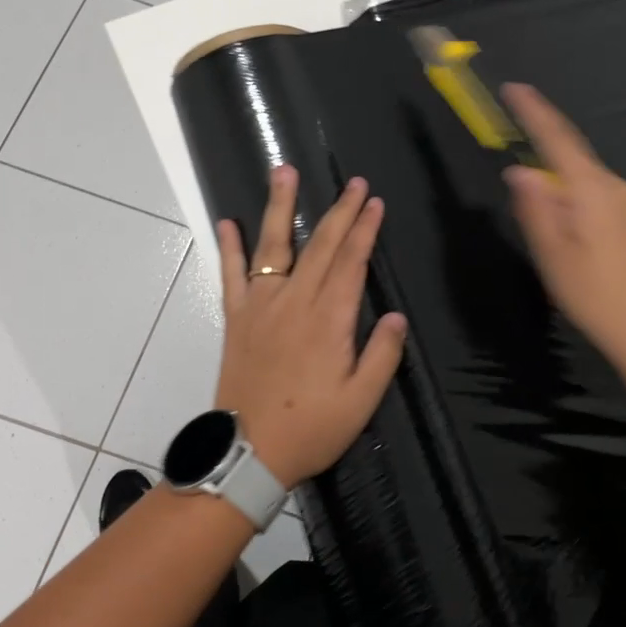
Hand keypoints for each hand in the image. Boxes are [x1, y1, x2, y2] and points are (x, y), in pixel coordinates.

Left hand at [214, 166, 407, 488]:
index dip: (364, 229)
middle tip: (352, 183)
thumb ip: (383, 355)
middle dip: (339, 210)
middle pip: (321, 245)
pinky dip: (229, 248)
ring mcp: (261, 306)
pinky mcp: (237, 319)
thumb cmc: (312, 428)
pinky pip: (231, 275)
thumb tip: (397, 315)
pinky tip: (227, 222)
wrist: (247, 454)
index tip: (374, 202)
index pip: (351, 261)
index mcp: (329, 320)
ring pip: (273, 246)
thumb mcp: (361, 401)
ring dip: (280, 207)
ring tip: (283, 172)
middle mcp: (295, 301)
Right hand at [502, 84, 625, 384]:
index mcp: (593, 189)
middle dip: (544, 165)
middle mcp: (617, 187)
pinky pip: (598, 199)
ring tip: (548, 239)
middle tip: (522, 202)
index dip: (535, 111)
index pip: (558, 137)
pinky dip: (576, 207)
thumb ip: (535, 208)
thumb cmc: (599, 298)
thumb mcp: (554, 256)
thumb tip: (519, 170)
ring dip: (560, 195)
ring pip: (584, 184)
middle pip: (572, 160)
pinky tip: (572, 243)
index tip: (514, 88)